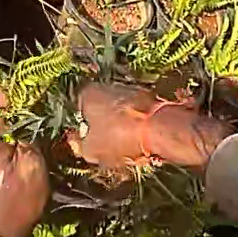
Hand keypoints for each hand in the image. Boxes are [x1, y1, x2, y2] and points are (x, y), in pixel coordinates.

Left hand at [0, 92, 49, 236]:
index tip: (35, 88)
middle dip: (12, 104)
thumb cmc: (17, 201)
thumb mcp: (32, 167)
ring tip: (26, 116)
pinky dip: (1, 133)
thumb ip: (29, 137)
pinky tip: (14, 136)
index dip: (19, 93)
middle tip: (33, 101)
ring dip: (7, 118)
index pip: (1, 101)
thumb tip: (29, 119)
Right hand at [72, 82, 231, 174]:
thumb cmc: (120, 137)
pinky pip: (137, 117)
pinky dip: (138, 129)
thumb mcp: (91, 150)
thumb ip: (78, 145)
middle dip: (102, 128)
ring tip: (126, 150)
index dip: (80, 128)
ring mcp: (131, 90)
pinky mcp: (150, 98)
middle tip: (105, 149)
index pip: (77, 109)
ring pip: (120, 114)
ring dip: (121, 130)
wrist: (161, 129)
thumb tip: (76, 142)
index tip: (85, 142)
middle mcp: (108, 86)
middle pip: (100, 110)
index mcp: (89, 93)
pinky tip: (141, 145)